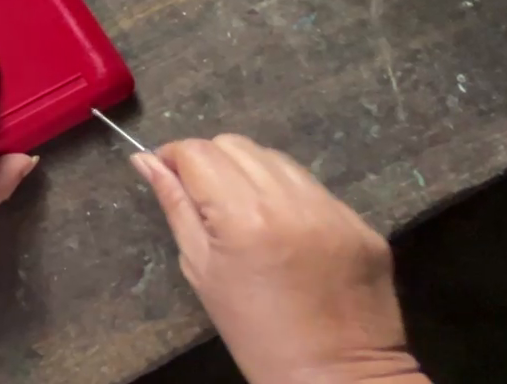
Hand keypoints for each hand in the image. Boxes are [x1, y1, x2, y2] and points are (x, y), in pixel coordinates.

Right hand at [132, 136, 427, 383]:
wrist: (339, 381)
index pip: (195, 151)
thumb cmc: (253, 327)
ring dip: (249, 171)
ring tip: (246, 208)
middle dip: (210, 160)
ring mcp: (333, 212)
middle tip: (207, 196)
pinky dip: (287, 193)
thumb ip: (174, 204)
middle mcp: (289, 203)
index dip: (174, 157)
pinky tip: (284, 226)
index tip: (170, 177)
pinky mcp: (362, 225)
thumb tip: (143, 159)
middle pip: (234, 145)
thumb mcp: (199, 266)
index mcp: (242, 215)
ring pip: (273, 158)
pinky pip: (311, 186)